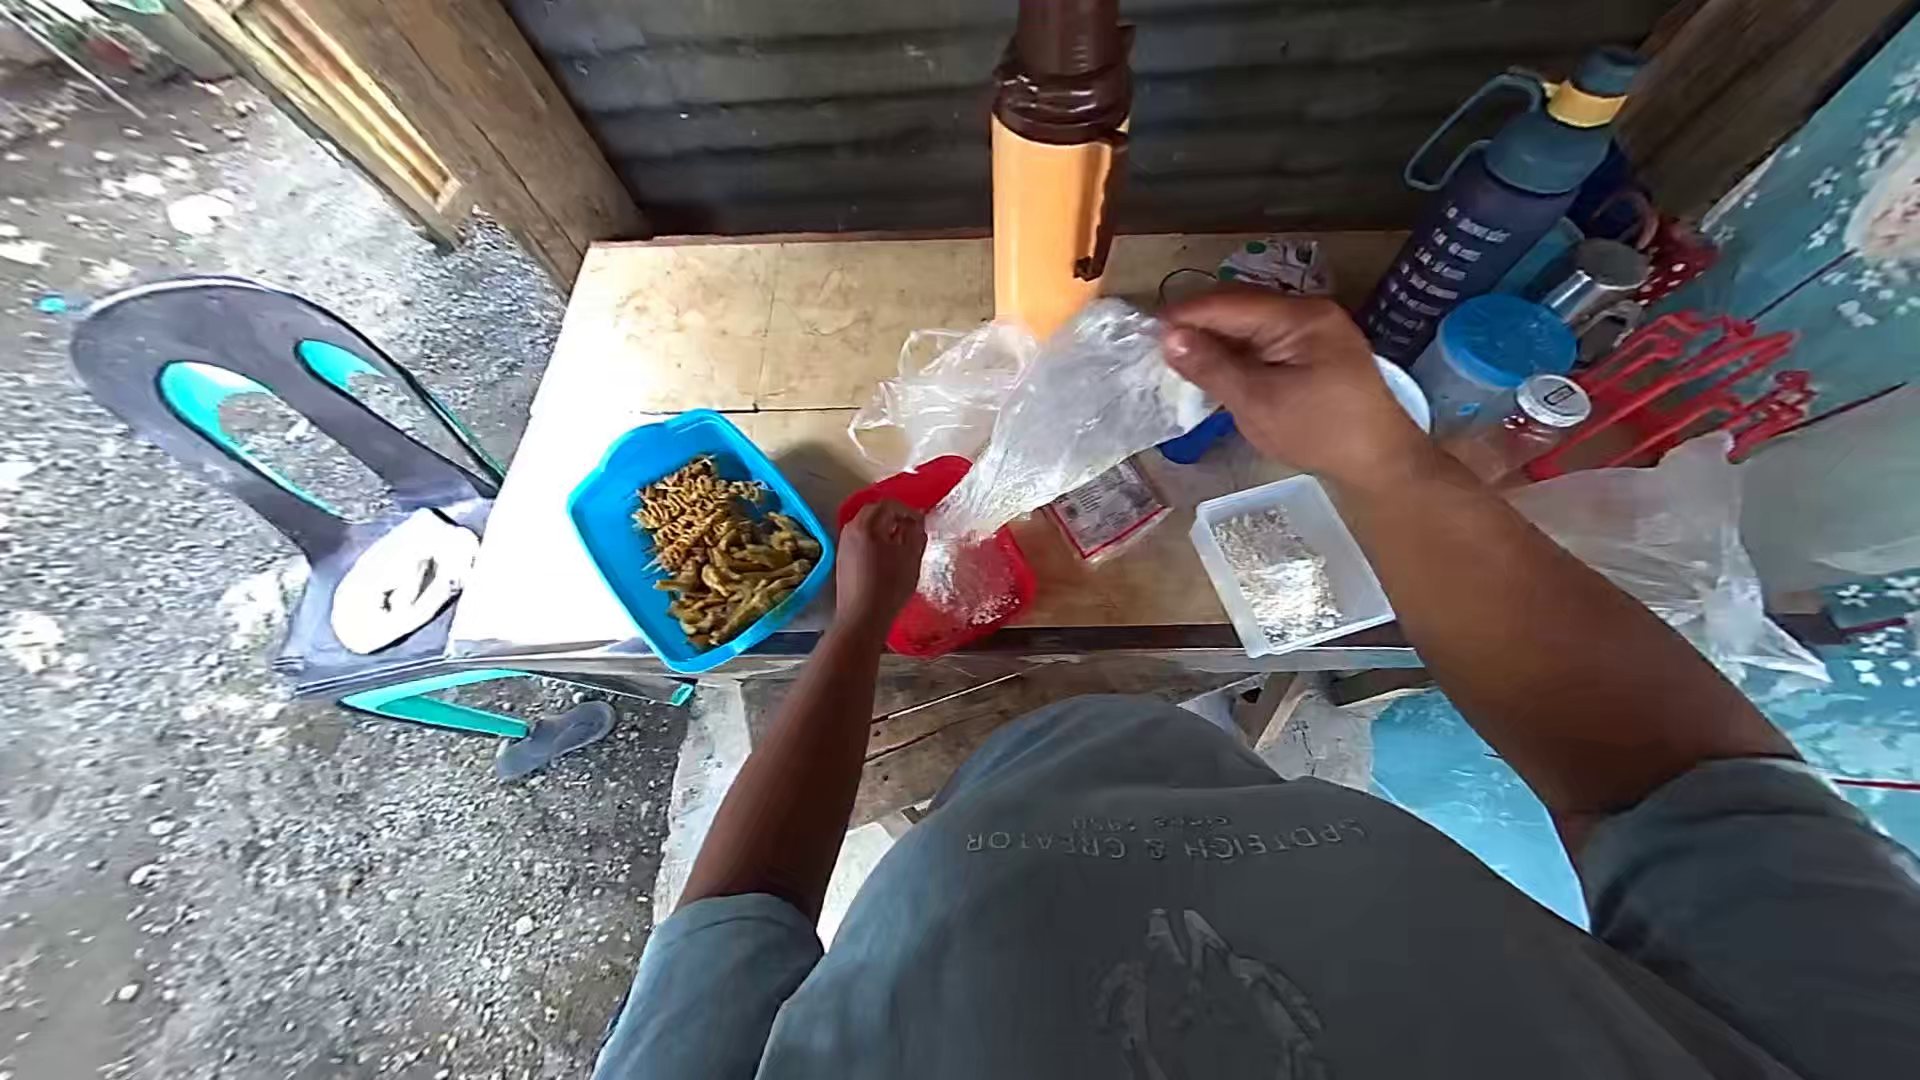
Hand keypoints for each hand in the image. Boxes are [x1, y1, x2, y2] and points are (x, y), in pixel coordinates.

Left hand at [834, 500, 926, 633]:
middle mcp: (850, 530)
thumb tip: (915, 524)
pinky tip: (886, 556)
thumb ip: (915, 534)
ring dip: (883, 527)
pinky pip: (859, 539)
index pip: (889, 505)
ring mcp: (843, 545)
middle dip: (894, 516)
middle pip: (874, 512)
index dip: (908, 511)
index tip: (921, 522)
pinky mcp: (842, 559)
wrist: (862, 617)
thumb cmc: (889, 586)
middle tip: (911, 527)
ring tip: (900, 541)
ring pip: (865, 525)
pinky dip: (874, 539)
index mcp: (867, 526)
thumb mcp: (910, 558)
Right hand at [1161, 287, 1436, 488]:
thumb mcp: (1257, 402)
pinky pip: (1259, 342)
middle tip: (1153, 348)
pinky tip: (1209, 368)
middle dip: (1194, 325)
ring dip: (1210, 339)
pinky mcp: (1307, 352)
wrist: (1378, 459)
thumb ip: (1211, 367)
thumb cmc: (1318, 431)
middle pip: (1236, 308)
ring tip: (1174, 359)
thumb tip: (1168, 338)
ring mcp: (1308, 332)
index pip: (1226, 304)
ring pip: (1245, 325)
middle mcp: (1304, 313)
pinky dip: (1230, 353)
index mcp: (1297, 317)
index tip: (1144, 333)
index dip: (1183, 315)